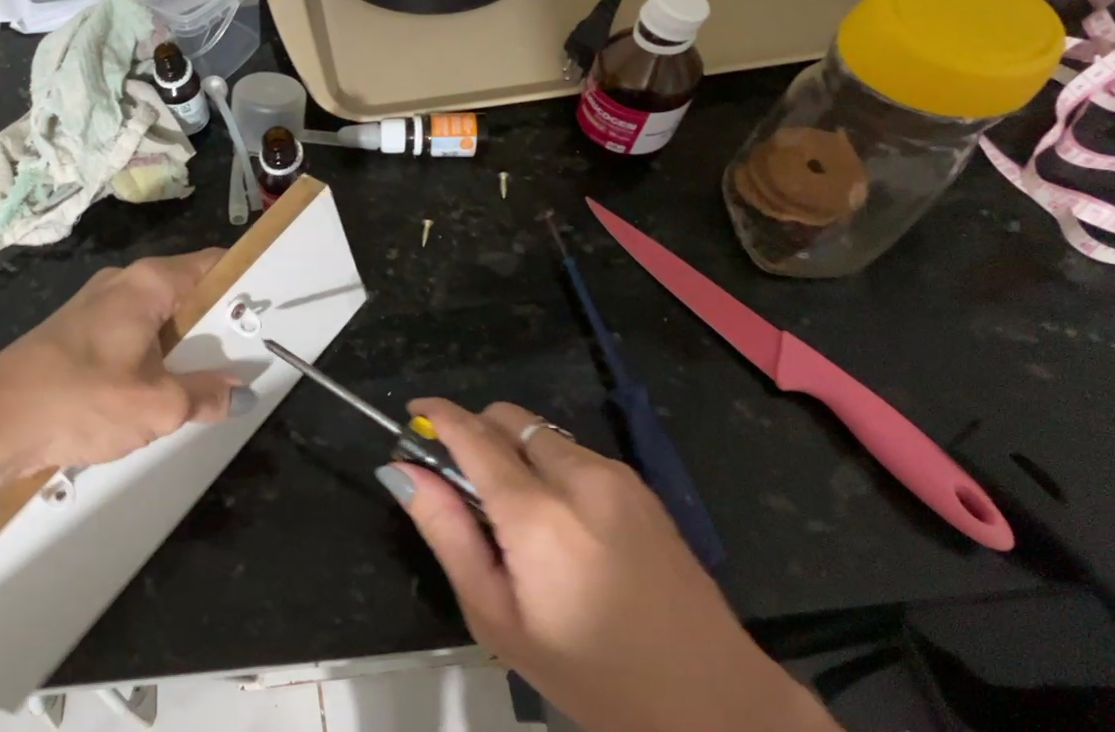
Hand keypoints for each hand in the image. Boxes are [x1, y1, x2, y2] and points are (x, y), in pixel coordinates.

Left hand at [0, 249, 248, 495]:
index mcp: (146, 284)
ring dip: (182, 346)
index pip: (211, 264)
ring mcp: (93, 308)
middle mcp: (120, 284)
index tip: (269, 309)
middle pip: (185, 292)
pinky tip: (157, 393)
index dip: (243, 282)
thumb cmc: (80, 402)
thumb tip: (239, 393)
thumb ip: (205, 395)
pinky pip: (130, 336)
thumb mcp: (157, 406)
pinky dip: (152, 357)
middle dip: (215, 324)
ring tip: (206, 383)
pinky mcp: (75, 335)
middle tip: (244, 358)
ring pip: (156, 318)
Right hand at [379, 400, 836, 731]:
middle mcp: (580, 478)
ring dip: (514, 451)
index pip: (473, 435)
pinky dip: (549, 466)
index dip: (437, 413)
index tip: (413, 413)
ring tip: (514, 516)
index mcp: (538, 514)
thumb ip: (447, 533)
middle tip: (461, 484)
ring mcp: (618, 478)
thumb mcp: (498, 618)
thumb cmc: (590, 674)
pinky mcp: (643, 489)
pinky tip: (559, 524)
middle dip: (475, 433)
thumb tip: (401, 471)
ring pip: (543, 435)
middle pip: (509, 419)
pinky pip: (577, 454)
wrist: (713, 701)